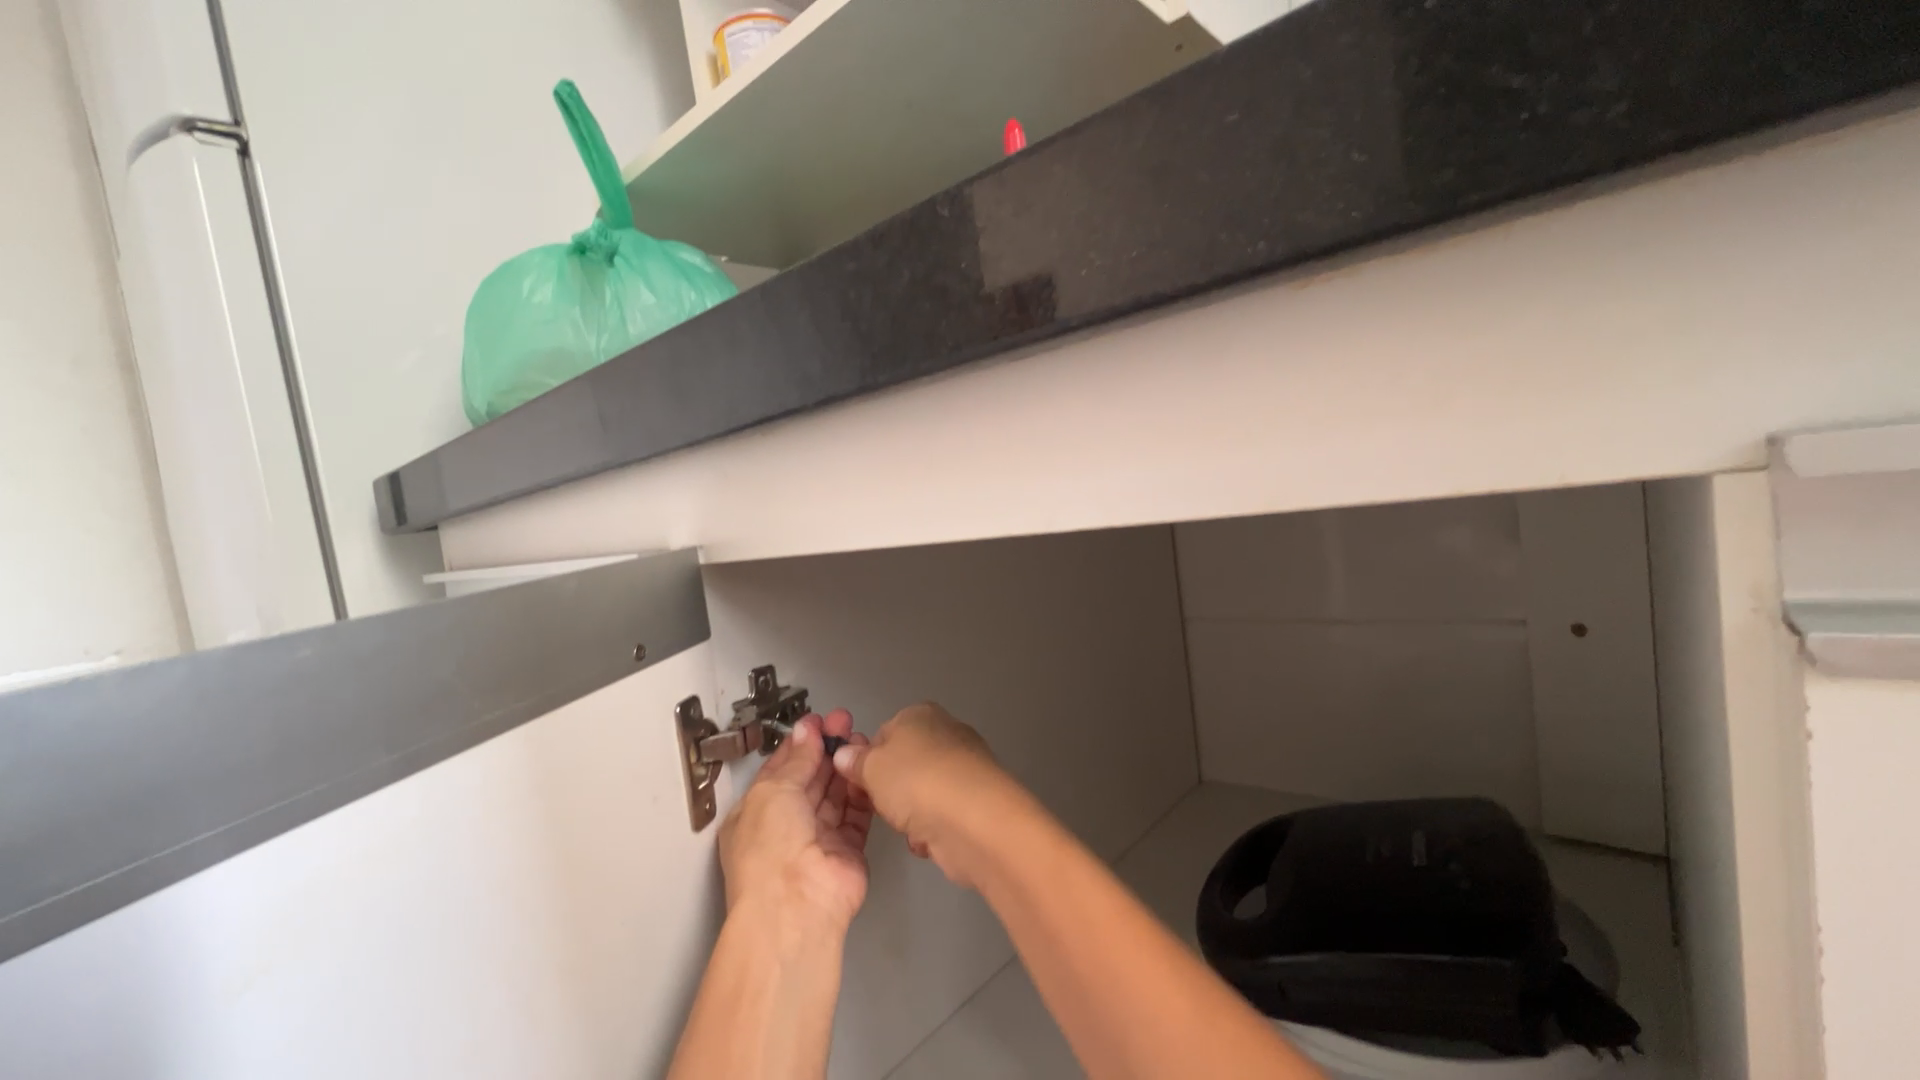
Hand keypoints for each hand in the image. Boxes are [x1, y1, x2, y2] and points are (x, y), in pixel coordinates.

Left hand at [719, 710, 873, 929]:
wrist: (796, 908)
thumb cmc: (769, 851)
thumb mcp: (773, 791)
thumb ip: (796, 760)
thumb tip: (806, 731)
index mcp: (756, 812)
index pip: (780, 769)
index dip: (800, 743)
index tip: (818, 720)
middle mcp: (786, 825)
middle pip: (810, 778)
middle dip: (826, 748)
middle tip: (844, 720)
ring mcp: (818, 838)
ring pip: (835, 793)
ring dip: (845, 766)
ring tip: (860, 738)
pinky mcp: (847, 850)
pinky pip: (856, 814)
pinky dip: (862, 791)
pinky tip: (869, 767)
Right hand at [832, 703, 1031, 889]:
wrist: (972, 820)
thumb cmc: (915, 781)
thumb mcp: (871, 767)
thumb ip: (855, 761)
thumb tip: (844, 754)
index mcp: (921, 715)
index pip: (884, 732)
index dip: (867, 759)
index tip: (858, 781)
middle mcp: (946, 734)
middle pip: (905, 765)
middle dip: (890, 790)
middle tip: (880, 805)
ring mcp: (965, 769)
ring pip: (922, 794)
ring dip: (910, 814)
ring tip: (908, 825)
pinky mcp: (976, 802)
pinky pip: (941, 816)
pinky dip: (931, 830)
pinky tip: (928, 839)